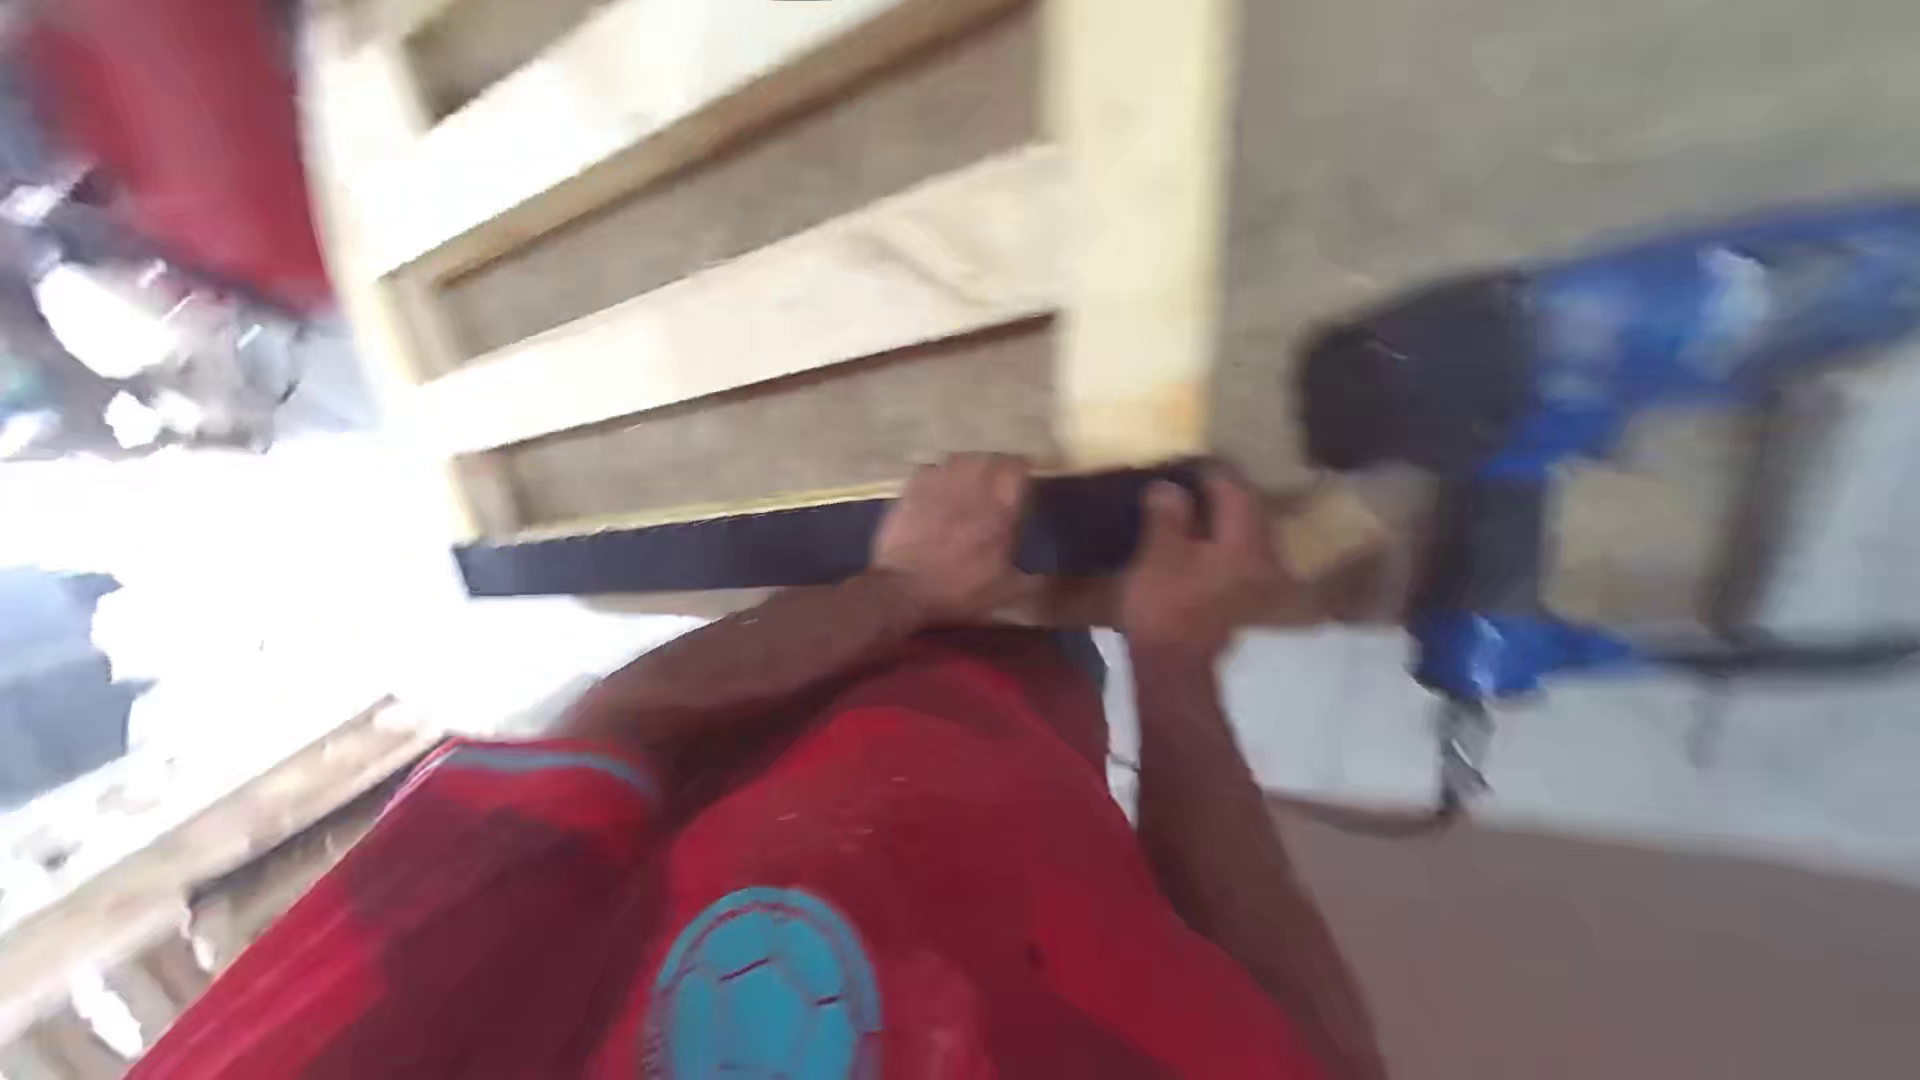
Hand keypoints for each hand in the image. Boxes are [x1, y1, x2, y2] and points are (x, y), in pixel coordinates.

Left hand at [870, 453, 1030, 621]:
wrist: (904, 588)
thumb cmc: (957, 591)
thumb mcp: (1004, 592)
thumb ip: (1032, 582)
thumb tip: (1052, 582)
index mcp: (999, 513)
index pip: (1016, 470)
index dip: (1022, 466)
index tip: (1026, 470)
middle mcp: (971, 492)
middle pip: (989, 458)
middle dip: (997, 462)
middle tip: (999, 472)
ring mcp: (939, 488)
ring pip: (959, 458)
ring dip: (969, 462)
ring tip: (971, 473)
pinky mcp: (912, 491)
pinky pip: (929, 467)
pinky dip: (937, 471)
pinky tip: (938, 481)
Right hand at [1120, 466, 1279, 658]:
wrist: (1172, 664)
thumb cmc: (1165, 605)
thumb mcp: (1160, 553)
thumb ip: (1168, 515)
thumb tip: (1169, 488)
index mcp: (1244, 543)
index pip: (1235, 493)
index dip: (1211, 474)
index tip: (1188, 463)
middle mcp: (1261, 558)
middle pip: (1249, 512)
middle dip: (1224, 494)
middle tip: (1195, 481)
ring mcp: (1257, 581)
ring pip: (1245, 535)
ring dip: (1224, 518)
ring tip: (1196, 507)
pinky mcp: (1243, 598)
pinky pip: (1237, 555)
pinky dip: (1221, 541)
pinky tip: (1201, 540)